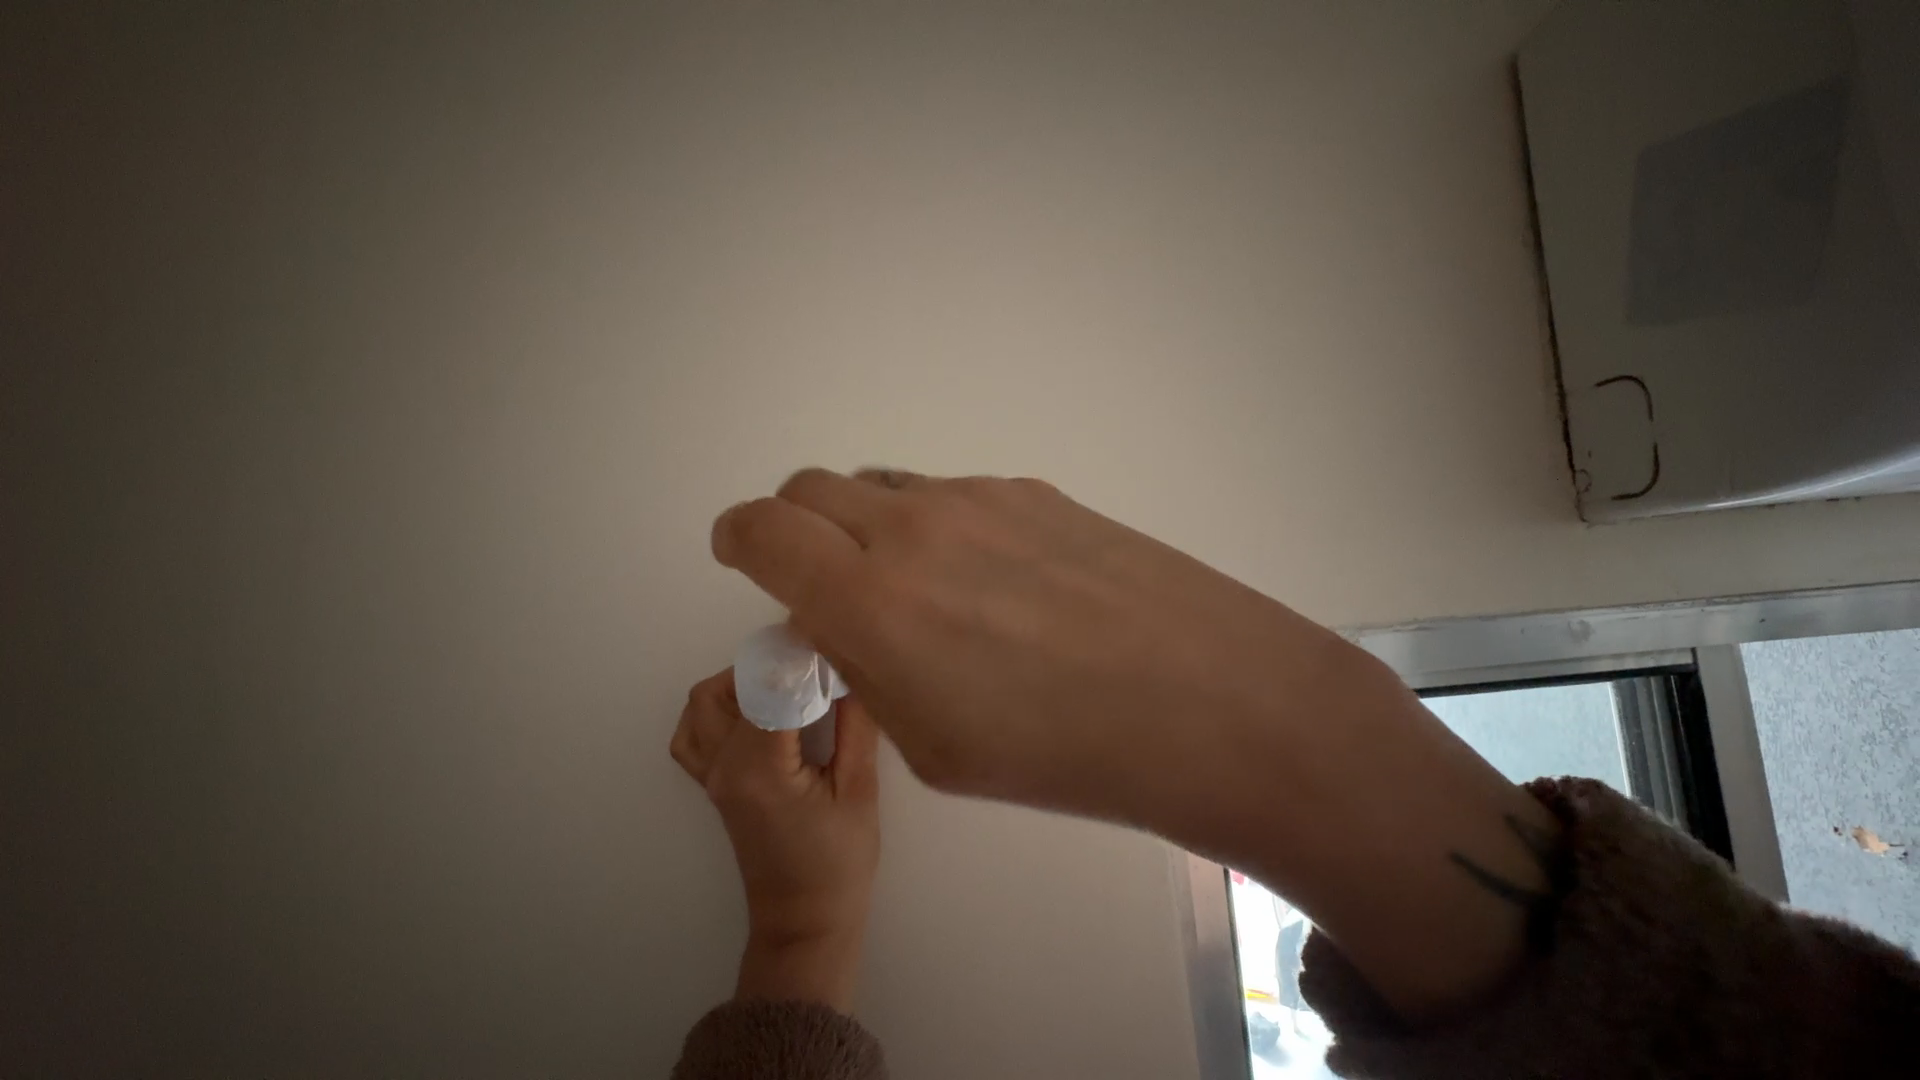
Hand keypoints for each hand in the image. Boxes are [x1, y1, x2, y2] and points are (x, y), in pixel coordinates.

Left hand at [670, 669, 879, 1010]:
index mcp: (760, 768)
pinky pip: (693, 733)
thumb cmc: (839, 861)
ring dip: (739, 682)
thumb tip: (852, 670)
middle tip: (813, 664)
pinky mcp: (711, 785)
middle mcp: (723, 766)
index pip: (771, 687)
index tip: (825, 630)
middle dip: (770, 664)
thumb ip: (855, 725)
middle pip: (727, 688)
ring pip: (702, 704)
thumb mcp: (859, 790)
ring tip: (786, 686)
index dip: (798, 654)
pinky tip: (754, 713)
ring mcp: (710, 776)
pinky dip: (715, 710)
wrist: (805, 920)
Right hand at [709, 468, 1354, 823]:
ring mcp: (979, 498)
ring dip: (869, 526)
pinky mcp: (1033, 490)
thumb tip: (844, 624)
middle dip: (794, 526)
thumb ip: (869, 668)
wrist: (1203, 698)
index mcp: (872, 598)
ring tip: (918, 590)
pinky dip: (936, 527)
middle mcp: (914, 528)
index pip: (763, 530)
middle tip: (820, 578)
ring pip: (885, 487)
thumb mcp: (933, 744)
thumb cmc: (1061, 752)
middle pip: (813, 488)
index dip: (738, 538)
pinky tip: (995, 583)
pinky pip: (951, 496)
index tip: (741, 554)